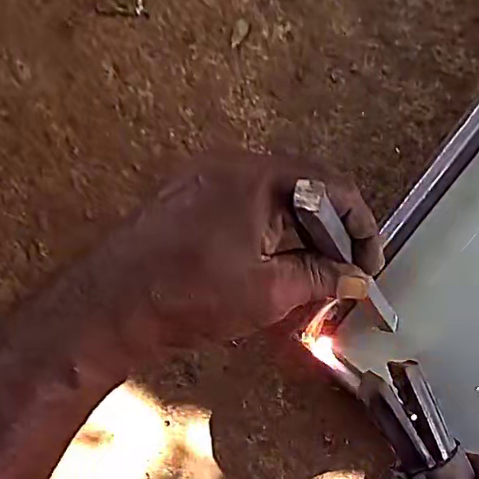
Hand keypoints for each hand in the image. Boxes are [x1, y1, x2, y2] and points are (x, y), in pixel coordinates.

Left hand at [85, 153, 382, 347]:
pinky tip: (283, 274)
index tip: (368, 263)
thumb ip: (323, 278)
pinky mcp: (193, 205)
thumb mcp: (272, 290)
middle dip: (335, 237)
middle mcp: (231, 169)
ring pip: (280, 205)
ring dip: (306, 241)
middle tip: (347, 276)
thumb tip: (354, 278)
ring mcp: (208, 184)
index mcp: (255, 178)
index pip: (333, 188)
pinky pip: (252, 213)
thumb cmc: (184, 294)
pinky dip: (277, 240)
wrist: (109, 310)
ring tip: (318, 282)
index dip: (361, 229)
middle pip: (307, 193)